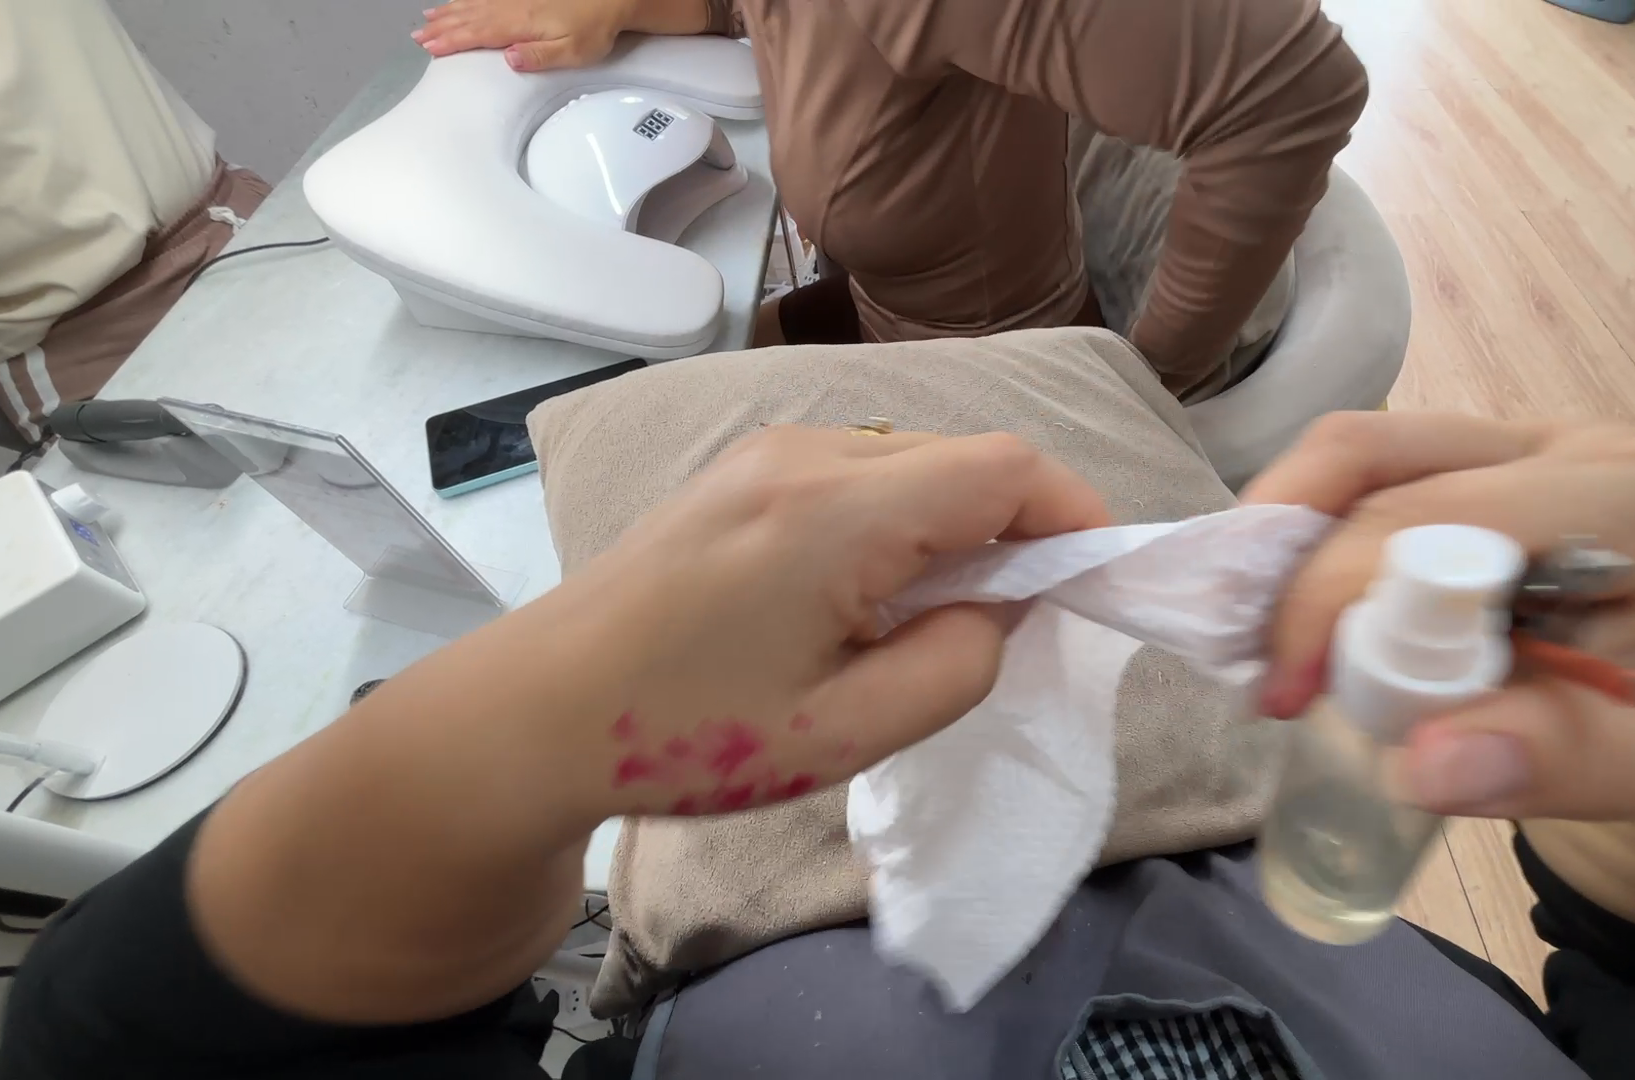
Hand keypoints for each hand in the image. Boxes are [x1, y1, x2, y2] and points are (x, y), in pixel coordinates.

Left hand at [189, 424, 1105, 1022]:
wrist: (539, 710)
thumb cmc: (688, 736)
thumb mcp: (847, 732)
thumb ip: (957, 661)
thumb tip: (1000, 601)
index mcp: (835, 512)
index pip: (1001, 469)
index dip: (1071, 510)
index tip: (1096, 573)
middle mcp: (806, 453)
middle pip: (961, 458)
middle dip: (1018, 525)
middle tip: (1018, 612)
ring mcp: (770, 451)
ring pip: (916, 461)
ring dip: (958, 522)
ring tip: (940, 607)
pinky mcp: (748, 468)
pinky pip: (865, 471)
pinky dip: (906, 517)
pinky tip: (875, 584)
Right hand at [415, 0, 635, 70]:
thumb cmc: (593, 29)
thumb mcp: (572, 52)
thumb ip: (539, 57)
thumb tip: (508, 60)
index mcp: (519, 24)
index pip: (477, 35)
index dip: (452, 41)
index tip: (430, 48)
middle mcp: (510, 7)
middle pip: (468, 18)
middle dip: (442, 28)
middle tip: (418, 37)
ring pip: (472, 5)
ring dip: (448, 13)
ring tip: (428, 20)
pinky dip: (466, 1)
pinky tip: (458, 4)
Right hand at [1242, 412, 1634, 949]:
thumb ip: (1580, 761)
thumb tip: (1418, 766)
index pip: (1436, 519)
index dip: (1333, 596)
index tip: (1285, 696)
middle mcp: (1566, 448)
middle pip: (1367, 451)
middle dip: (1279, 546)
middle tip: (1249, 651)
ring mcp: (1516, 452)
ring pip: (1351, 457)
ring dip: (1280, 540)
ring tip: (1259, 633)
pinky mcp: (1475, 479)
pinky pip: (1361, 487)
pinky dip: (1305, 546)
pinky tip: (1297, 613)